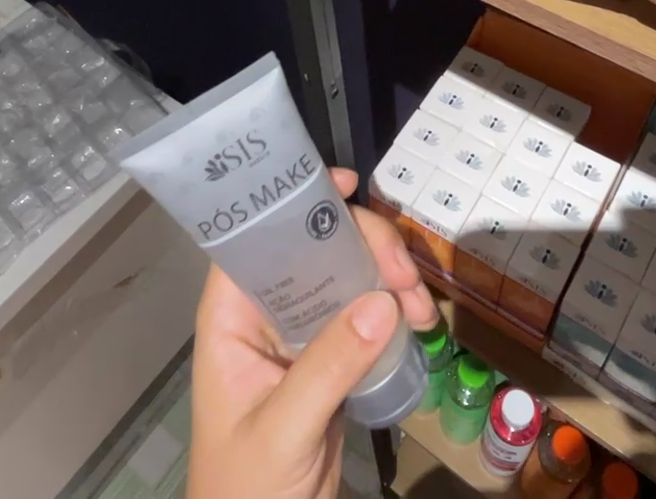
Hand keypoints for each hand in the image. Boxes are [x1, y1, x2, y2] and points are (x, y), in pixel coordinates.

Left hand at [187, 168, 437, 498]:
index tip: (347, 186)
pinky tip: (422, 323)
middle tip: (405, 273)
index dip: (297, 204)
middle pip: (314, 249)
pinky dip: (395, 310)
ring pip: (346, 276)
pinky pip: (365, 312)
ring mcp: (302, 333)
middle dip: (364, 248)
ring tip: (423, 308)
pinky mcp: (331, 356)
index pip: (258, 238)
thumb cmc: (246, 487)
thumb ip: (328, 367)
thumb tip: (383, 302)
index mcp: (232, 315)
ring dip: (389, 279)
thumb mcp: (283, 428)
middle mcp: (265, 312)